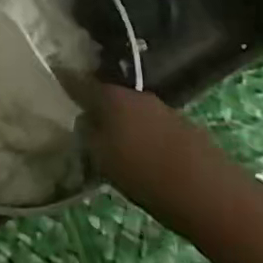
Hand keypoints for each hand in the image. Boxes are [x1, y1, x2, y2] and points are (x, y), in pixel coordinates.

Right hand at [73, 82, 203, 198]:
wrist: (209, 191)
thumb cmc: (146, 175)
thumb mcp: (104, 160)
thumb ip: (89, 136)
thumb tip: (85, 121)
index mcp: (111, 98)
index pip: (80, 82)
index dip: (65, 78)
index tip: (53, 71)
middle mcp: (135, 95)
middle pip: (108, 94)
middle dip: (97, 104)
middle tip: (85, 117)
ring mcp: (161, 107)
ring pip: (132, 108)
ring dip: (122, 119)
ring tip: (115, 138)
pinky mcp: (181, 124)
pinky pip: (151, 122)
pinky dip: (142, 131)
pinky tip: (143, 149)